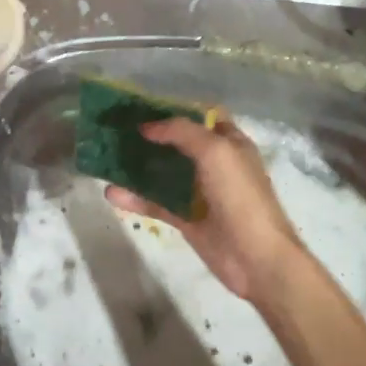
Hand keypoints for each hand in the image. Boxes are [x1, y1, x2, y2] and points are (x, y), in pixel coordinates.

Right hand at [104, 116, 301, 300]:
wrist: (257, 260)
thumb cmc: (241, 196)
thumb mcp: (215, 151)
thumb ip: (181, 131)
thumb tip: (147, 127)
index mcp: (229, 143)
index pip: (201, 116)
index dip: (175, 108)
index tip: (142, 105)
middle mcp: (214, 164)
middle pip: (177, 142)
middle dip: (149, 135)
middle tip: (117, 127)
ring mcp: (199, 192)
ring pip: (163, 172)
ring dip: (137, 165)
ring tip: (107, 155)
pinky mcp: (187, 218)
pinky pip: (156, 202)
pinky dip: (134, 197)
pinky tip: (111, 192)